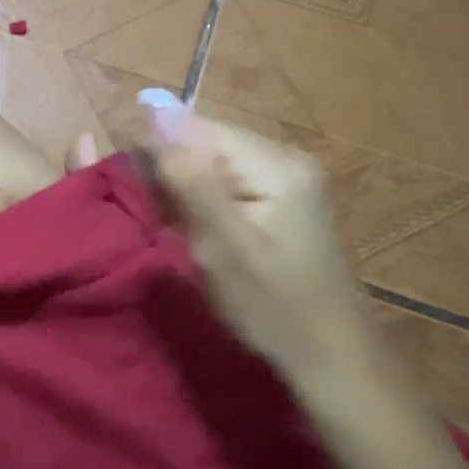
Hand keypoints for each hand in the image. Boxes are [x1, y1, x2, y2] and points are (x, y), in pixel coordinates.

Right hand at [137, 90, 373, 377]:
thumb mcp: (223, 245)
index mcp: (277, 164)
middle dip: (175, 172)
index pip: (199, 128)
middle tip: (160, 219)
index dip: (158, 150)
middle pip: (210, 141)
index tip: (135, 191)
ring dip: (188, 188)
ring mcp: (292, 178)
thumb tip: (156, 111)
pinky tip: (201, 229)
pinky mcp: (288, 199)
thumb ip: (190, 178)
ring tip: (178, 228)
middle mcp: (289, 157)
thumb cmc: (273, 307)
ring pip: (217, 162)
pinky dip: (208, 200)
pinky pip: (233, 181)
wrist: (333, 357)